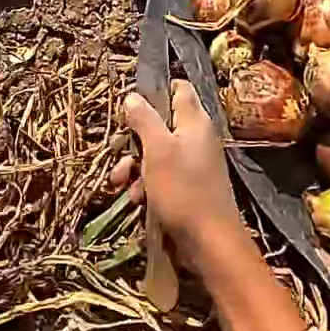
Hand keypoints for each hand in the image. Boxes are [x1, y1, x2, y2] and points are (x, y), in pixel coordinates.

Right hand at [112, 80, 306, 330]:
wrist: (210, 242)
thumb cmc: (183, 189)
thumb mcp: (157, 150)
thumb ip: (144, 119)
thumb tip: (133, 96)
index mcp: (195, 121)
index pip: (179, 88)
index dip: (156, 91)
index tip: (132, 104)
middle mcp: (196, 137)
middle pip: (161, 123)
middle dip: (135, 138)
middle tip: (120, 151)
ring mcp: (194, 163)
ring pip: (157, 152)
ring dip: (136, 165)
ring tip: (123, 182)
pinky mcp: (188, 186)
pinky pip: (162, 175)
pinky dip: (148, 184)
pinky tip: (138, 200)